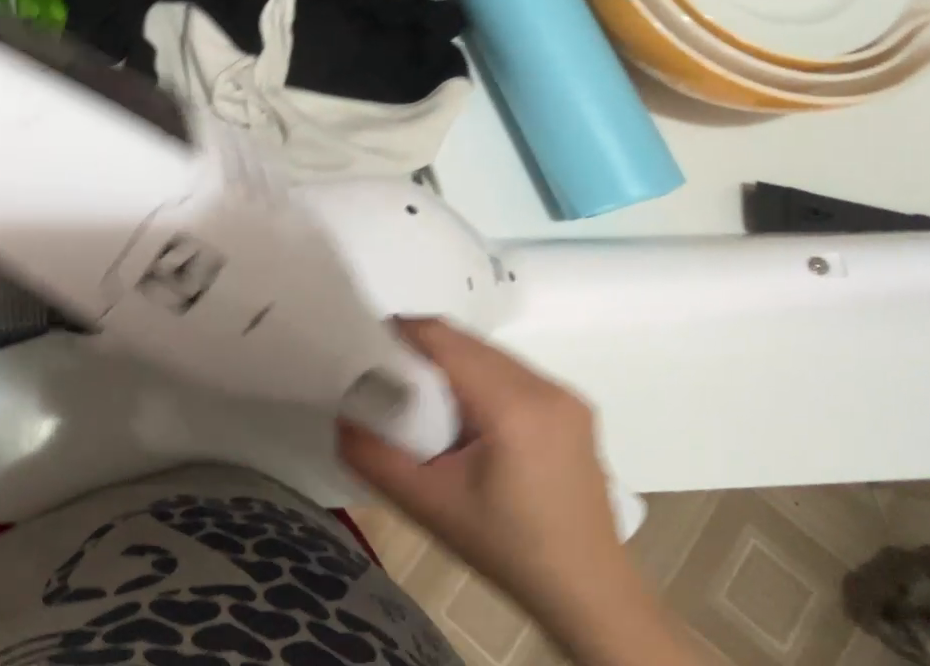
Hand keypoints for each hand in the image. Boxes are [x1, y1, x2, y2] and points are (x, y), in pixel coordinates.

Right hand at [337, 320, 660, 649]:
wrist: (589, 595)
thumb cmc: (506, 548)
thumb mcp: (425, 504)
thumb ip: (371, 456)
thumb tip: (340, 417)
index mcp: (514, 405)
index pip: (442, 338)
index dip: (397, 333)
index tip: (363, 352)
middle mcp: (546, 388)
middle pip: (465, 342)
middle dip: (419, 350)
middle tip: (383, 380)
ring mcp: (566, 398)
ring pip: (488, 354)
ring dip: (448, 364)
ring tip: (419, 401)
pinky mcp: (573, 411)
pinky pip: (511, 373)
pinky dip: (476, 379)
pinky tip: (461, 418)